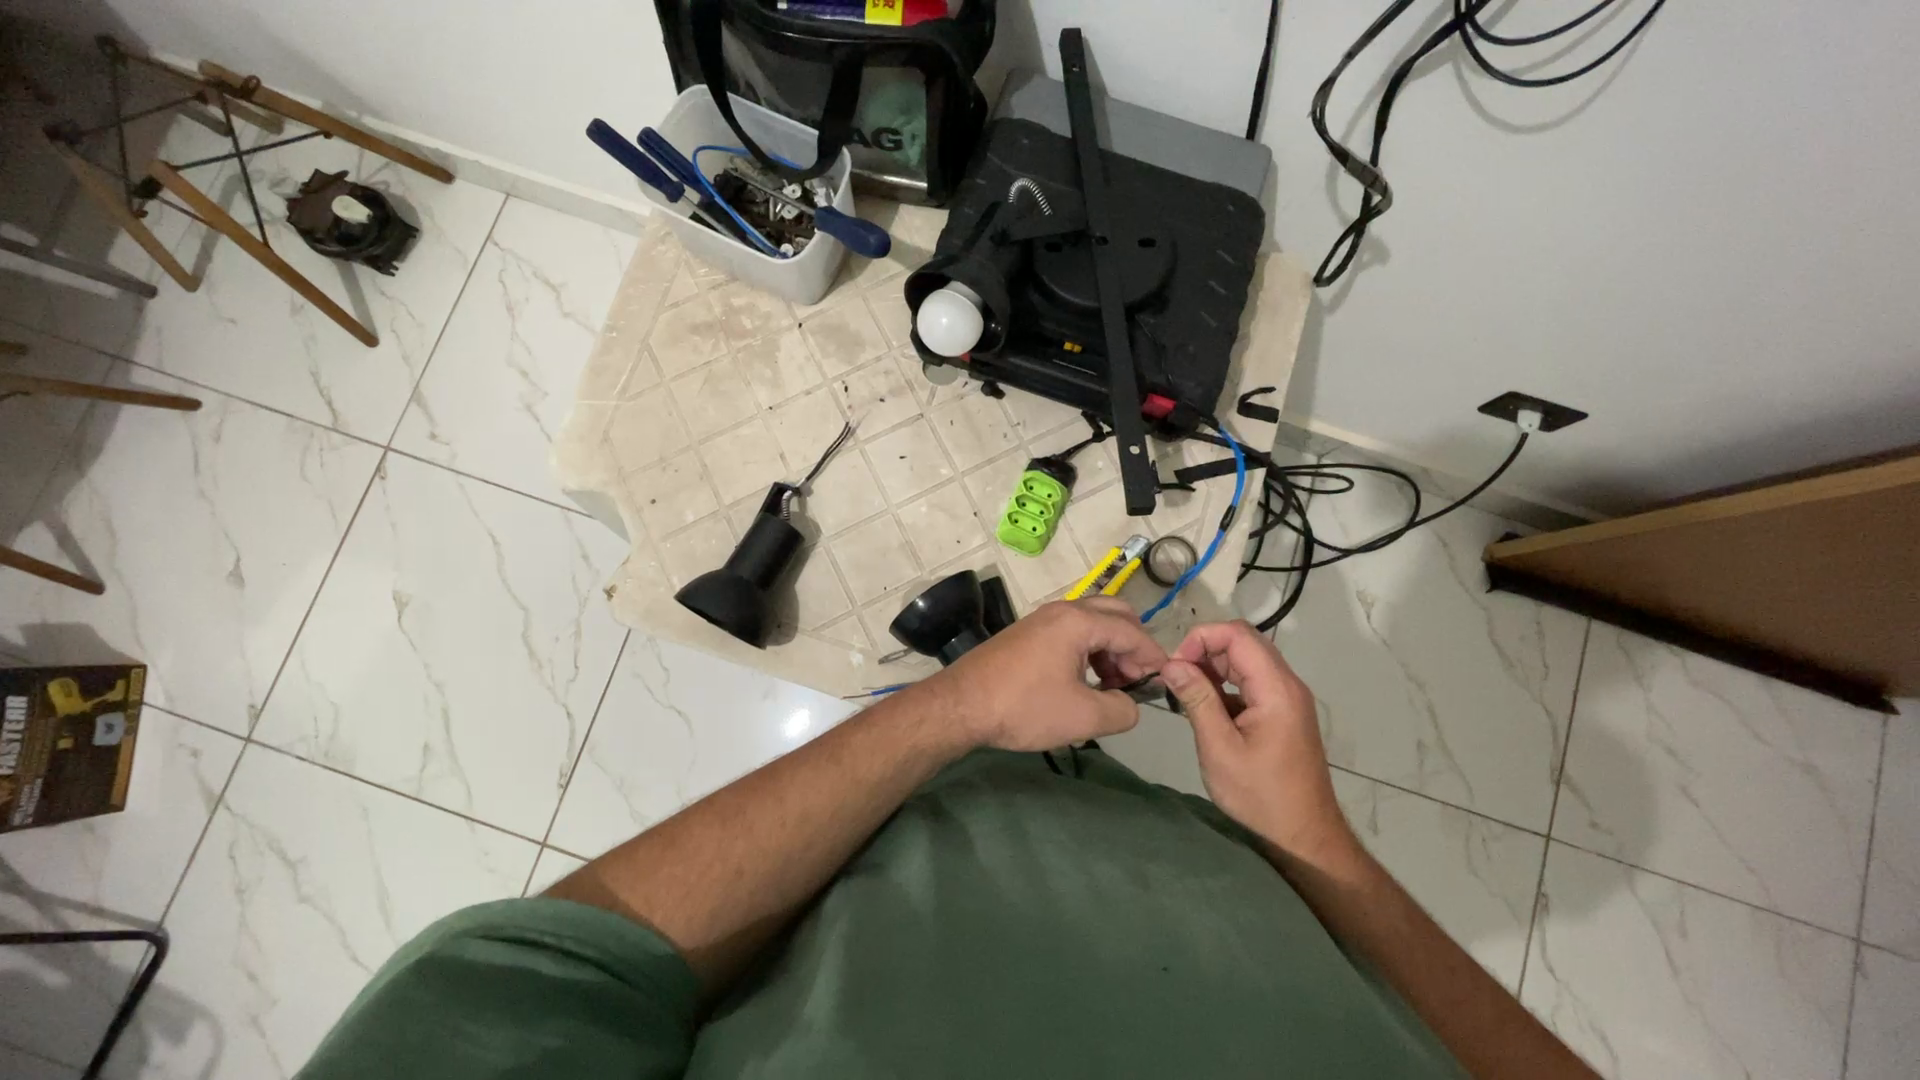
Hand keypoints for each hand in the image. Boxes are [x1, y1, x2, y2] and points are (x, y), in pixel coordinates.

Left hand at [913, 598, 1167, 752]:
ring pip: (1091, 622)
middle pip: (1114, 614)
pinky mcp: (1026, 635)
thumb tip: (1129, 704)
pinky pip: (1070, 632)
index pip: (1132, 631)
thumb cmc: (1024, 708)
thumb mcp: (1084, 717)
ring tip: (1108, 686)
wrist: (960, 706)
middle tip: (1133, 680)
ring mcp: (1040, 620)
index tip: (1163, 682)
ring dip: (1109, 648)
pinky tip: (1081, 682)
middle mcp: (1061, 611)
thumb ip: (1122, 710)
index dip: (1153, 657)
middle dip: (1132, 644)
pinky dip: (1087, 650)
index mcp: (1078, 621)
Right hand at [1160, 621, 1355, 861]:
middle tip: (1174, 679)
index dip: (1201, 638)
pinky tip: (1203, 709)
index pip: (1237, 634)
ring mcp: (1287, 699)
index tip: (1174, 665)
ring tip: (1183, 693)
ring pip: (1246, 662)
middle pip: (1243, 643)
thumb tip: (1171, 664)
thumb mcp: (1219, 748)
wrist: (1302, 836)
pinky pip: (1251, 683)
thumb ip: (1197, 700)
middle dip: (1204, 651)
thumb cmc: (1260, 795)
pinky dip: (1224, 686)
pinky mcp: (1282, 714)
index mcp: (1276, 688)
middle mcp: (1287, 685)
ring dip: (1212, 668)